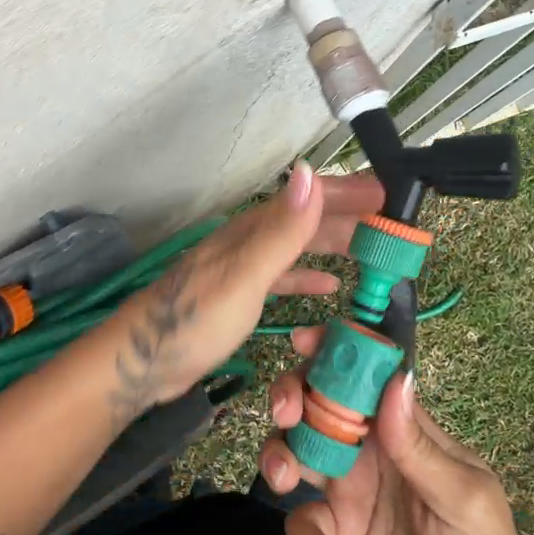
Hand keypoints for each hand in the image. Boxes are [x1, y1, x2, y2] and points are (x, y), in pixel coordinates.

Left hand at [102, 161, 386, 412]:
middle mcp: (248, 241)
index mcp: (252, 230)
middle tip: (391, 224)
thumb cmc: (194, 320)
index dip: (347, 192)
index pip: (309, 197)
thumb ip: (280, 231)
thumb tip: (309, 172)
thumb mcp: (244, 276)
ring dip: (333, 243)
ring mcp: (242, 268)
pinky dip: (307, 275)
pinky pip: (282, 276)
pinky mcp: (237, 296)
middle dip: (348, 216)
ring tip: (371, 250)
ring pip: (296, 245)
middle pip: (305, 218)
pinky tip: (328, 285)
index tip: (388, 192)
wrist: (141, 362)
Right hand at [261, 334, 533, 534]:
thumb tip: (395, 380)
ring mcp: (346, 491)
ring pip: (294, 454)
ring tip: (285, 481)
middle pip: (316, 405)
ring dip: (278, 458)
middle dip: (290, 398)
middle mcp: (367, 450)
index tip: (303, 342)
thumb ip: (420, 447)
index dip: (333, 351)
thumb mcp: (463, 497)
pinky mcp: (333, 534)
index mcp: (401, 429)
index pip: (364, 376)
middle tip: (286, 415)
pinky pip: (301, 523)